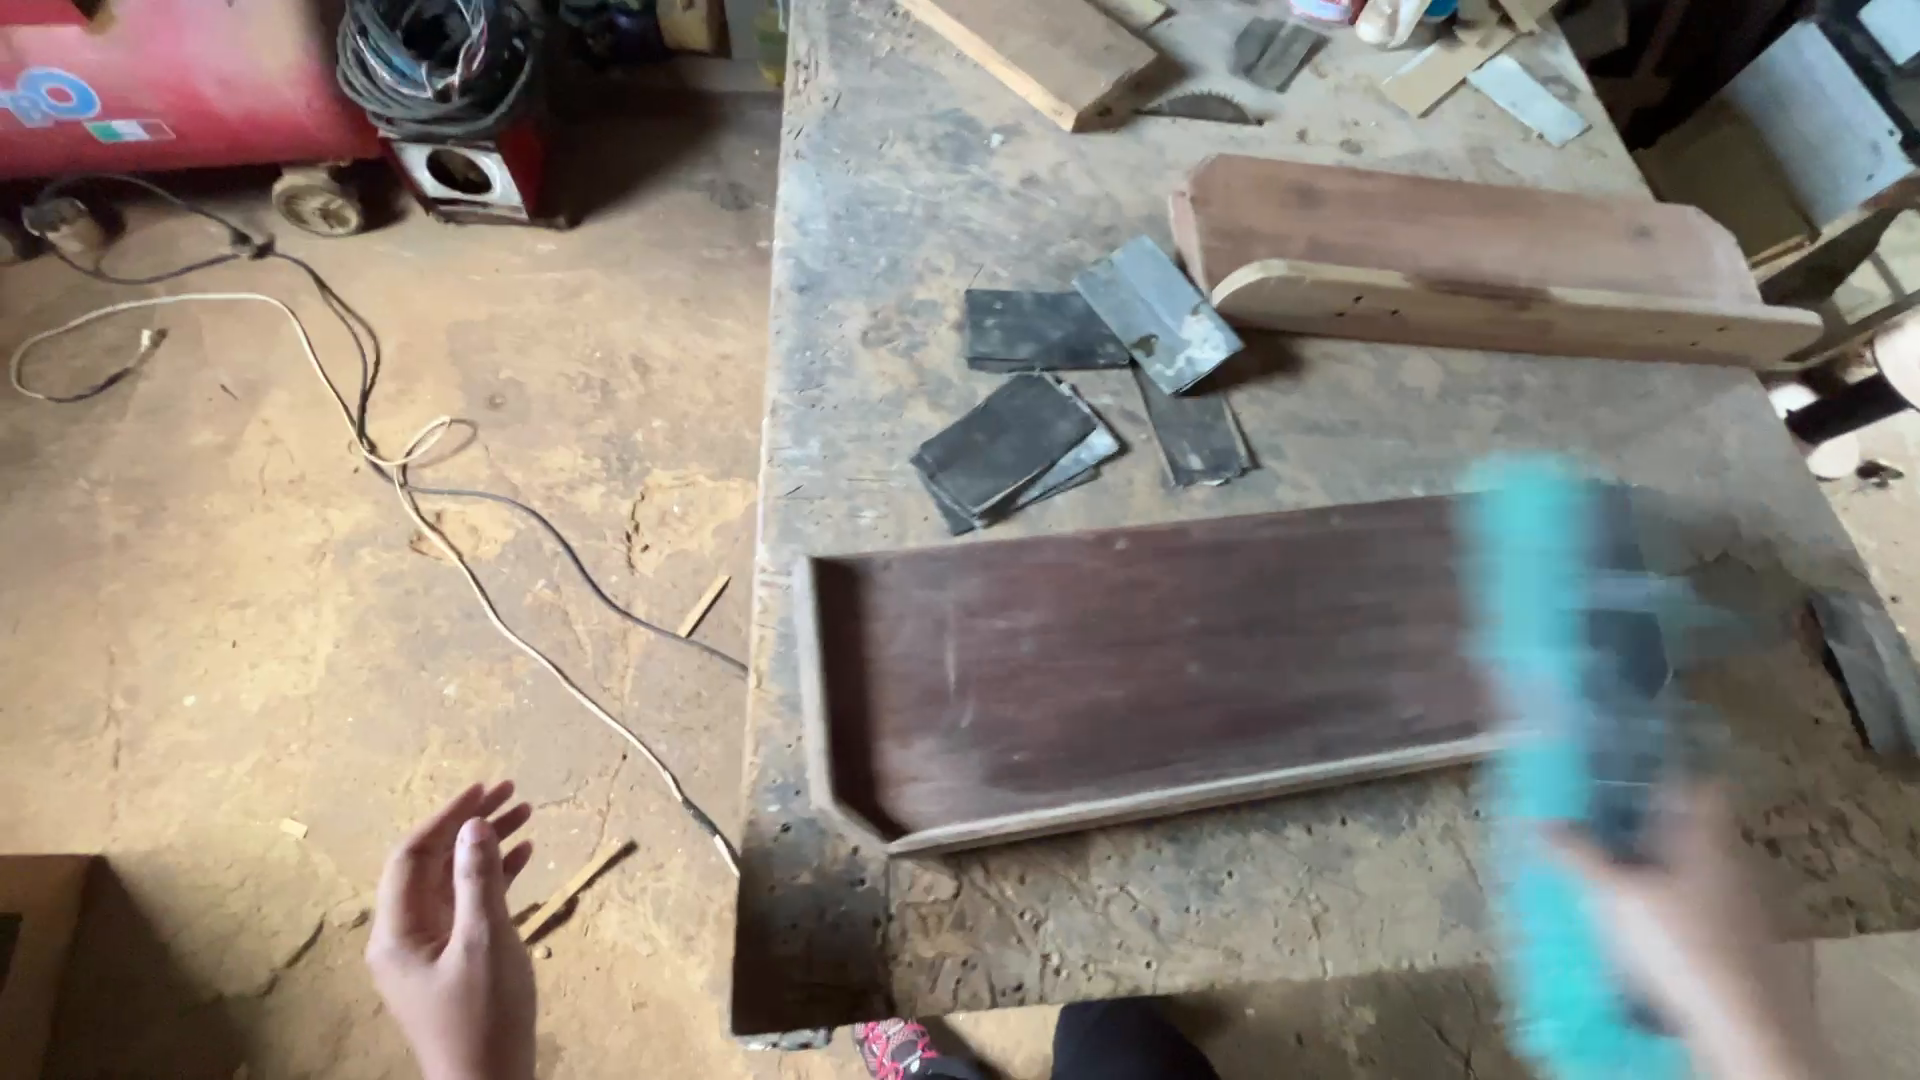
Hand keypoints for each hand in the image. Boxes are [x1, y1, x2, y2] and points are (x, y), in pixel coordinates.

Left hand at [367, 781, 536, 1079]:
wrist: (489, 1078)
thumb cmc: (483, 1012)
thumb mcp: (485, 940)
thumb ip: (478, 880)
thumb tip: (474, 826)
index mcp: (398, 932)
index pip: (413, 856)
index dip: (447, 817)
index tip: (484, 788)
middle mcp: (407, 933)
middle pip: (435, 863)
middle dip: (471, 824)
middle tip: (512, 791)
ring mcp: (432, 945)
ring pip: (456, 878)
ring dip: (488, 844)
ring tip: (526, 812)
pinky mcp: (456, 954)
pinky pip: (471, 900)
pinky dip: (496, 873)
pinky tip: (524, 852)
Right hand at [1544, 783, 1823, 1079]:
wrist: (1740, 1021)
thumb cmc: (1677, 939)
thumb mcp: (1612, 891)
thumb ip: (1576, 851)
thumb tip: (1536, 819)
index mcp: (1702, 836)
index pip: (1695, 783)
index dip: (1664, 761)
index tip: (1624, 748)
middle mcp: (1724, 858)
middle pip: (1683, 818)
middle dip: (1639, 806)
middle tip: (1591, 795)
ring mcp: (1731, 897)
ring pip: (1683, 855)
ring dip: (1645, 847)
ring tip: (1595, 843)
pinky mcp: (1728, 930)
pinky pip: (1685, 889)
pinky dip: (1655, 882)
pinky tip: (1622, 893)